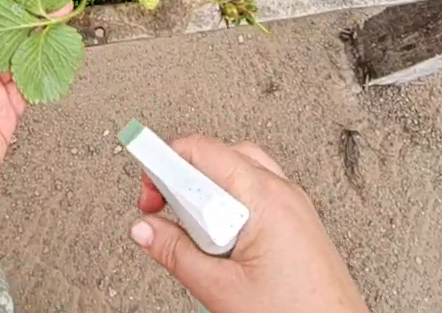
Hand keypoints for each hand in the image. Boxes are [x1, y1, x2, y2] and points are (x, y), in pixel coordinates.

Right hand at [131, 136, 367, 312]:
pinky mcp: (300, 224)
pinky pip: (256, 193)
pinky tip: (221, 236)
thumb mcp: (222, 291)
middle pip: (218, 155)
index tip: (142, 177)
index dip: (163, 161)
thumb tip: (145, 230)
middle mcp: (282, 192)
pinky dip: (229, 204)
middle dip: (183, 176)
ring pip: (238, 171)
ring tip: (192, 228)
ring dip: (207, 191)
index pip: (201, 151)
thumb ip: (176, 254)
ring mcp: (295, 206)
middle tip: (162, 209)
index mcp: (264, 198)